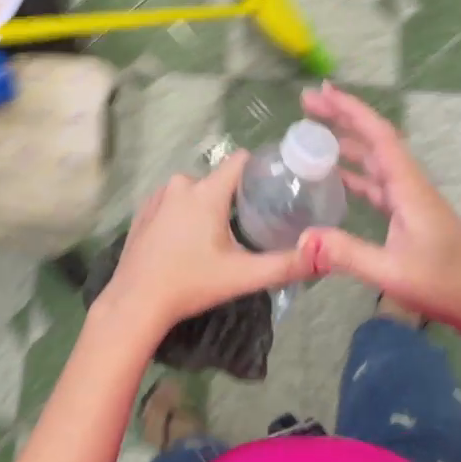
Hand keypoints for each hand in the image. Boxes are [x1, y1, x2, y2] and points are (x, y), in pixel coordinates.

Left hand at [97, 152, 317, 338]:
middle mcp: (181, 183)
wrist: (136, 301)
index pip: (239, 160)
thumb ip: (286, 265)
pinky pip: (174, 201)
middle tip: (252, 224)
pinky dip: (184, 214)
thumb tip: (324, 255)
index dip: (259, 169)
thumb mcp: (243, 276)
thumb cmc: (191, 284)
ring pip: (195, 191)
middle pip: (218, 179)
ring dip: (208, 207)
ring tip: (220, 237)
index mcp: (206, 191)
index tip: (275, 185)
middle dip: (234, 197)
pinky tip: (189, 241)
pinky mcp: (143, 210)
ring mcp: (158, 195)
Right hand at [297, 84, 460, 334]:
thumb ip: (346, 253)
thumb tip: (301, 238)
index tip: (323, 92)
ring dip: (348, 140)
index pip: (379, 136)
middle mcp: (410, 185)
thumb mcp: (391, 272)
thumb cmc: (444, 285)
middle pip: (375, 139)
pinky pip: (378, 182)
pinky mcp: (410, 215)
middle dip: (343, 117)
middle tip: (308, 102)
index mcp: (409, 188)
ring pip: (376, 159)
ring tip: (315, 130)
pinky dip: (355, 171)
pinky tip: (336, 174)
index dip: (351, 110)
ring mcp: (411, 200)